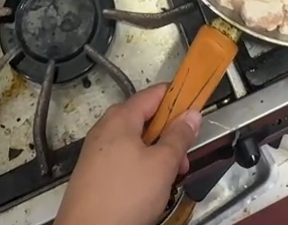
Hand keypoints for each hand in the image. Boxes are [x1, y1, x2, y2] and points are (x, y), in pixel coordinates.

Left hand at [57, 84, 198, 224]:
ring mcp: (96, 151)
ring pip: (135, 142)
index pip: (154, 93)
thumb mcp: (162, 165)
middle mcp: (106, 127)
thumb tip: (192, 114)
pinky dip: (139, 167)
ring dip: (156, 155)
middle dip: (168, 135)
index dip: (177, 99)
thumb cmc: (126, 194)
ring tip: (169, 179)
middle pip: (145, 119)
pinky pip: (122, 159)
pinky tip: (147, 189)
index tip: (194, 111)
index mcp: (121, 117)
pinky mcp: (93, 173)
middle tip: (183, 158)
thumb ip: (179, 136)